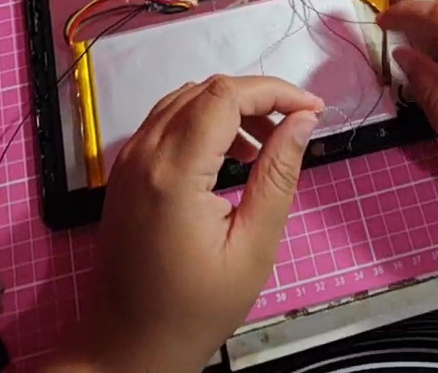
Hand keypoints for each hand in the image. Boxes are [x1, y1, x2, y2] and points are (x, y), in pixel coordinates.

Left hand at [49, 75, 321, 371]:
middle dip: (257, 97)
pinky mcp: (125, 167)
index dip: (274, 91)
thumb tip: (302, 122)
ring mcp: (129, 157)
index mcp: (174, 171)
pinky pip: (168, 119)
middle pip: (206, 90)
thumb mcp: (252, 248)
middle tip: (295, 125)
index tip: (311, 109)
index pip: (226, 96)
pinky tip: (230, 151)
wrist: (127, 347)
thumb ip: (277, 176)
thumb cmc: (193, 309)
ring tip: (267, 142)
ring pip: (186, 98)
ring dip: (230, 107)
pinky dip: (204, 119)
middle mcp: (144, 152)